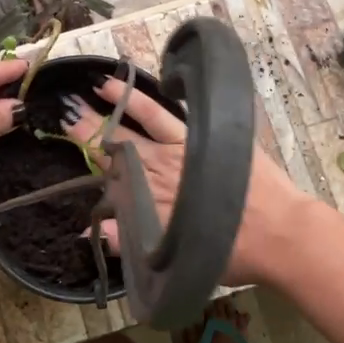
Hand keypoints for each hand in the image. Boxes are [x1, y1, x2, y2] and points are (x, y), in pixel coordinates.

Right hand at [61, 76, 313, 287]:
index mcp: (150, 198)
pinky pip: (176, 114)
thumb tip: (91, 232)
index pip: (109, 171)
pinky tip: (156, 84)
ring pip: (144, 121)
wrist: (280, 234)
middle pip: (119, 144)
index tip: (64, 133)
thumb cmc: (230, 252)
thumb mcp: (176, 258)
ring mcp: (184, 149)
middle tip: (67, 110)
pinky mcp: (207, 138)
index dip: (86, 152)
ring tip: (101, 85)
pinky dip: (160, 100)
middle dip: (91, 127)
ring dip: (121, 103)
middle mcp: (160, 169)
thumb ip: (130, 242)